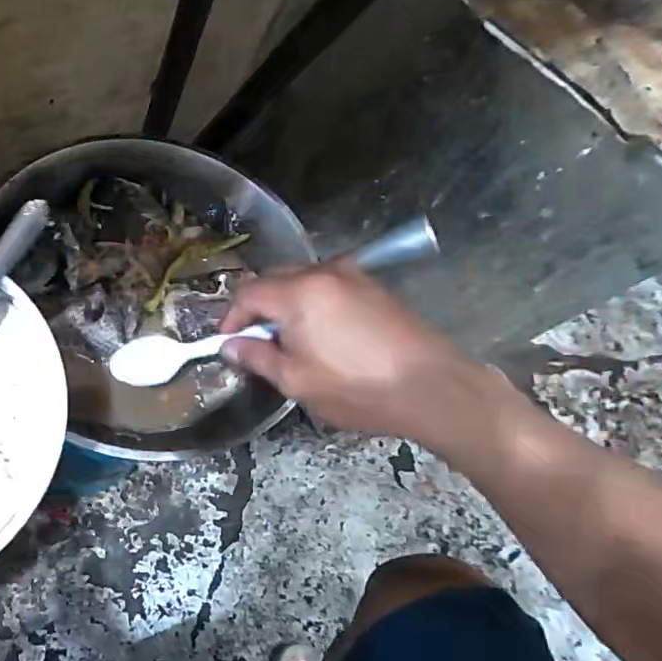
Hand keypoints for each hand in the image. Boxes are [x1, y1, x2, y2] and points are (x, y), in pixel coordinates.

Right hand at [219, 264, 497, 446]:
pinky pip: (330, 287)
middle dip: (259, 308)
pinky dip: (315, 304)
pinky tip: (324, 335)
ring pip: (304, 281)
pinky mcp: (376, 287)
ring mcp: (355, 276)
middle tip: (257, 344)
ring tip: (291, 343)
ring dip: (288, 305)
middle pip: (276, 279)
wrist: (432, 385)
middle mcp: (325, 272)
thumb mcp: (298, 382)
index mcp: (300, 292)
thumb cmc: (359, 388)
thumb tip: (233, 346)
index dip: (231, 318)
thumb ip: (259, 358)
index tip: (229, 343)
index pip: (248, 292)